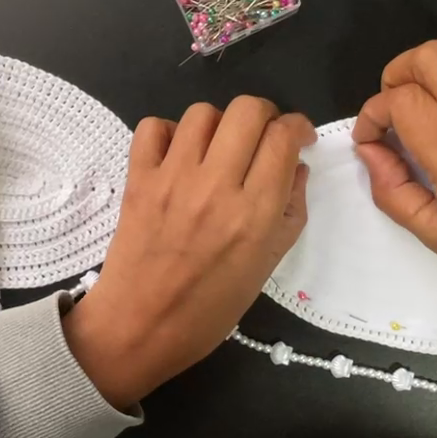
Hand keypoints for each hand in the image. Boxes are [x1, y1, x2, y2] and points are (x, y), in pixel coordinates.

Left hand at [64, 96, 314, 405]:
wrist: (140, 327)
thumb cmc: (211, 308)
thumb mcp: (267, 266)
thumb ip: (290, 211)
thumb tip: (295, 164)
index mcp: (256, 214)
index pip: (284, 137)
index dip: (298, 127)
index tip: (297, 138)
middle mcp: (216, 187)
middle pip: (248, 110)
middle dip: (264, 116)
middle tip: (261, 139)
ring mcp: (173, 180)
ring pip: (203, 113)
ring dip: (219, 124)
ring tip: (218, 150)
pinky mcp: (138, 180)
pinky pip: (153, 127)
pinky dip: (169, 133)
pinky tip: (178, 157)